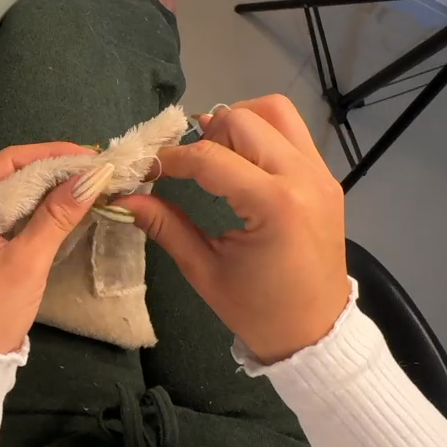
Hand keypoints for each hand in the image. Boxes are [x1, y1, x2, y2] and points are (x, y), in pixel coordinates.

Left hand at [0, 142, 93, 353]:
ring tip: (90, 179)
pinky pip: (14, 210)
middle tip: (96, 166)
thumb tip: (92, 176)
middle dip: (53, 169)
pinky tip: (70, 201)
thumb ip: (56, 217)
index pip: (4, 163)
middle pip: (9, 173)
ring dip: (50, 187)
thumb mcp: (25, 263)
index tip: (89, 154)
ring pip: (14, 191)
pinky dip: (41, 206)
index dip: (49, 155)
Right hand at [116, 95, 347, 363]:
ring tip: (216, 153)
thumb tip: (121, 199)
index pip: (210, 157)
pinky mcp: (325, 177)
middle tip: (186, 165)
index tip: (146, 170)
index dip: (170, 159)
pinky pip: (291, 131)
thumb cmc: (257, 309)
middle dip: (205, 134)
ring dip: (238, 122)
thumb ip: (164, 226)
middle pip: (243, 119)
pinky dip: (260, 134)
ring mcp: (320, 174)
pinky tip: (240, 163)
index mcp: (274, 205)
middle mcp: (302, 177)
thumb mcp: (203, 270)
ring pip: (274, 112)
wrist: (317, 334)